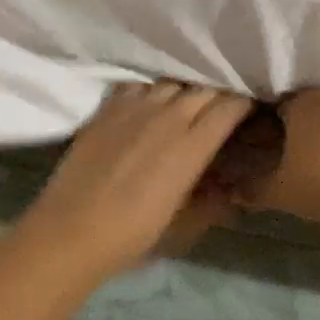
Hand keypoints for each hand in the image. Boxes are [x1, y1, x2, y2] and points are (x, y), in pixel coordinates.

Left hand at [22, 81, 252, 273]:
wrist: (70, 232)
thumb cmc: (131, 236)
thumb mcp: (182, 224)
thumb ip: (210, 201)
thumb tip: (230, 190)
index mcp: (191, 147)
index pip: (230, 106)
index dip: (243, 105)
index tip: (249, 113)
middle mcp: (167, 118)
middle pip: (203, 89)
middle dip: (218, 96)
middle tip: (222, 110)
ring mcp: (134, 109)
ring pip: (171, 83)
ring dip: (184, 92)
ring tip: (185, 106)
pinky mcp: (106, 109)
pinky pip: (137, 86)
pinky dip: (150, 92)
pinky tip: (148, 107)